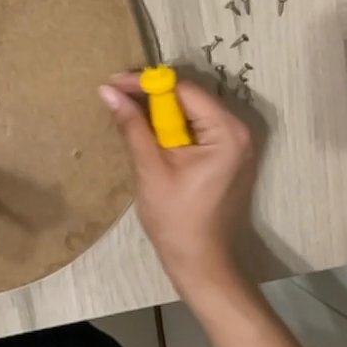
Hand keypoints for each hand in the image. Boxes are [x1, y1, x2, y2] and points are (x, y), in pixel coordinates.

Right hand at [98, 73, 256, 295]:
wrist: (201, 262)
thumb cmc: (177, 220)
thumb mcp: (150, 169)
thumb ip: (132, 126)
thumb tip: (108, 91)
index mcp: (226, 132)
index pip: (184, 90)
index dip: (147, 83)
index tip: (113, 83)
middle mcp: (238, 131)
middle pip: (189, 97)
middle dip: (151, 94)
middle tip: (114, 94)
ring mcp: (235, 143)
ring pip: (190, 111)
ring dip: (158, 110)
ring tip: (123, 109)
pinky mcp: (226, 155)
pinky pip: (195, 128)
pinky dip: (170, 126)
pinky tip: (144, 129)